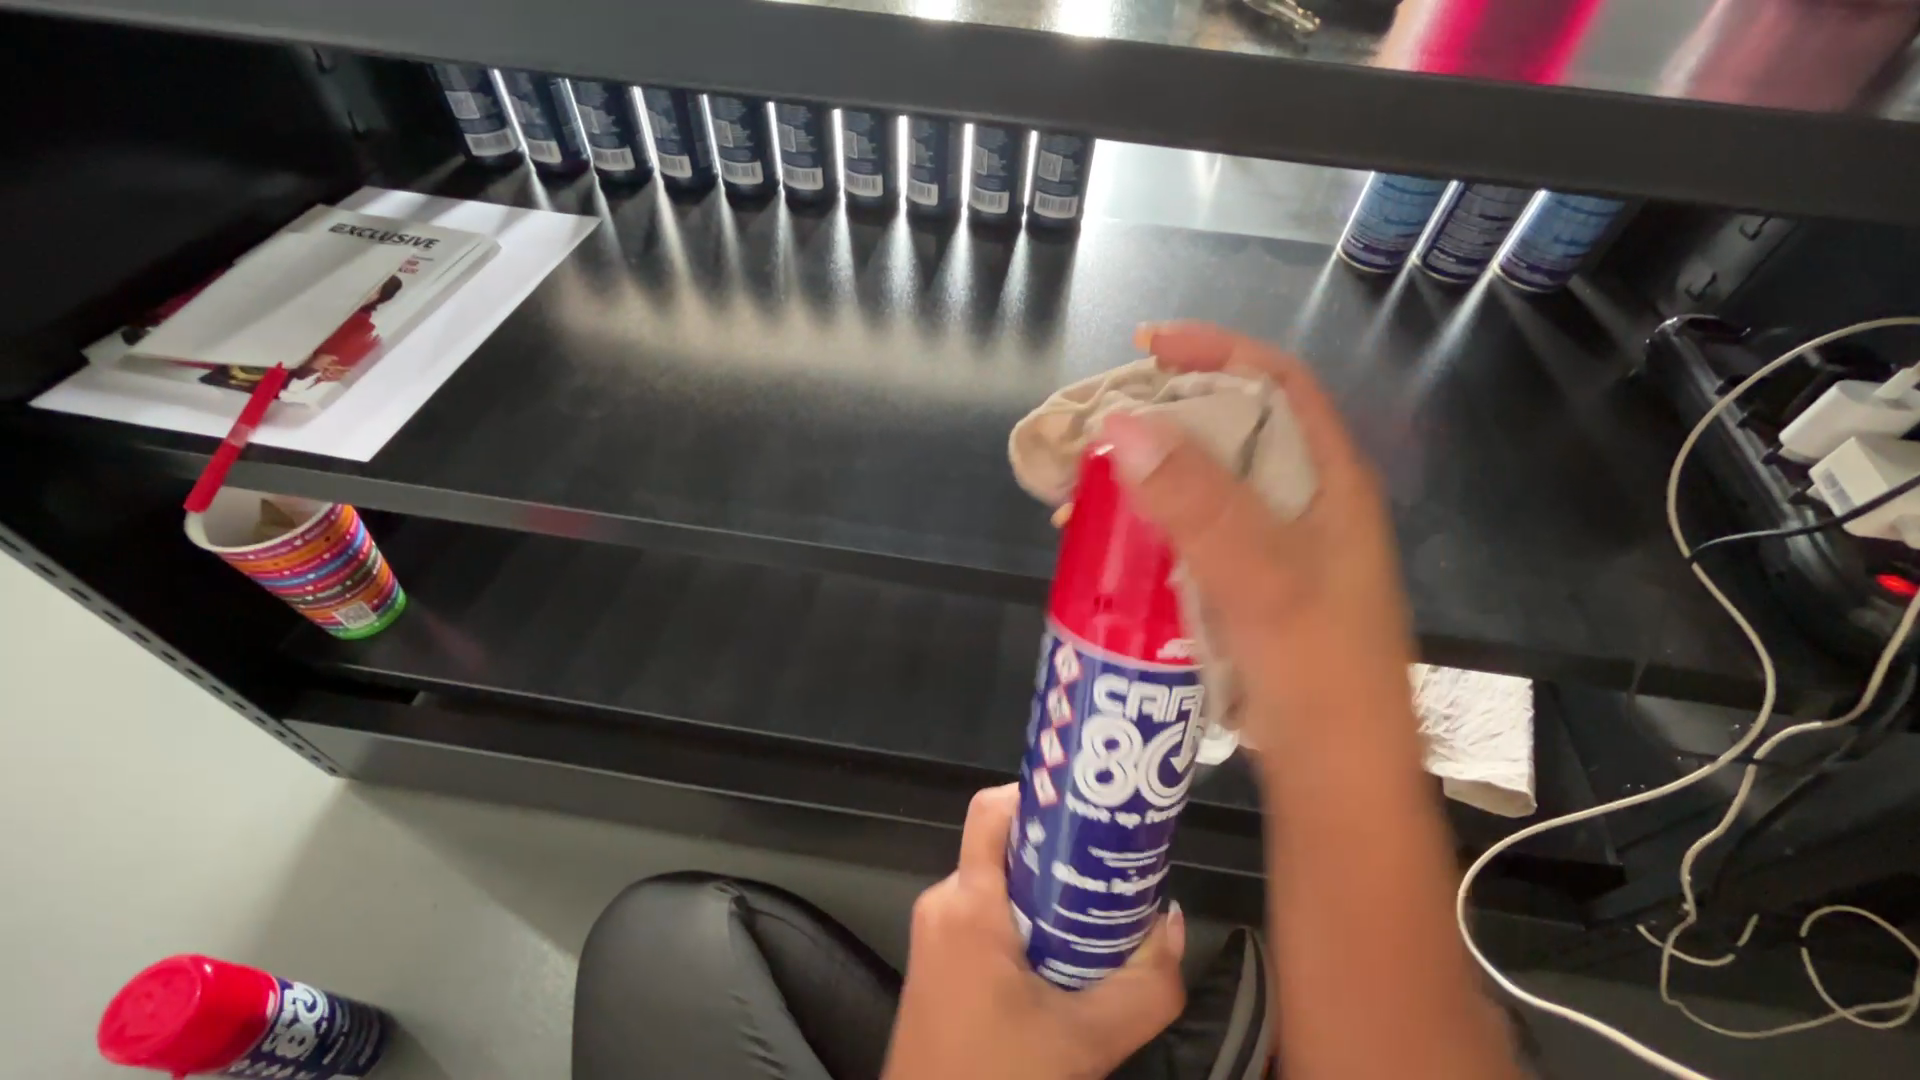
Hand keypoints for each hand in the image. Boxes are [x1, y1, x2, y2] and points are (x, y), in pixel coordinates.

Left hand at [882, 785, 1186, 1079]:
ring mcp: (935, 933)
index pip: (992, 810)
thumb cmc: (997, 1076)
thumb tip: (1172, 925)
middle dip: (1061, 854)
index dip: (1041, 797)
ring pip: (999, 887)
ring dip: (1047, 894)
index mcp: (968, 904)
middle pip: (1005, 849)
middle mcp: (943, 903)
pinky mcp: (936, 961)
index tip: (1091, 812)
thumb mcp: (1086, 1040)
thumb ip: (1145, 987)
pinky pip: (984, 917)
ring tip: (1099, 915)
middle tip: (1112, 869)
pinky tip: (1064, 958)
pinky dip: (1026, 923)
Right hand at [1100, 323, 1416, 750]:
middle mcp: (1306, 504)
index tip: (1147, 347)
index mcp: (1328, 481)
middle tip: (1098, 426)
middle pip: (1233, 431)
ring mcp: (1279, 550)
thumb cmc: (1317, 672)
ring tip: (1086, 488)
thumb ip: (1196, 502)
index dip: (1215, 351)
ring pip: (1207, 487)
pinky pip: (1194, 535)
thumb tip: (1123, 423)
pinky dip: (1151, 527)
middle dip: (1163, 419)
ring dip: (1148, 478)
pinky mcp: (1251, 589)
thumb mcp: (1261, 578)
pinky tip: (1111, 543)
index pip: (1276, 383)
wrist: (1338, 774)